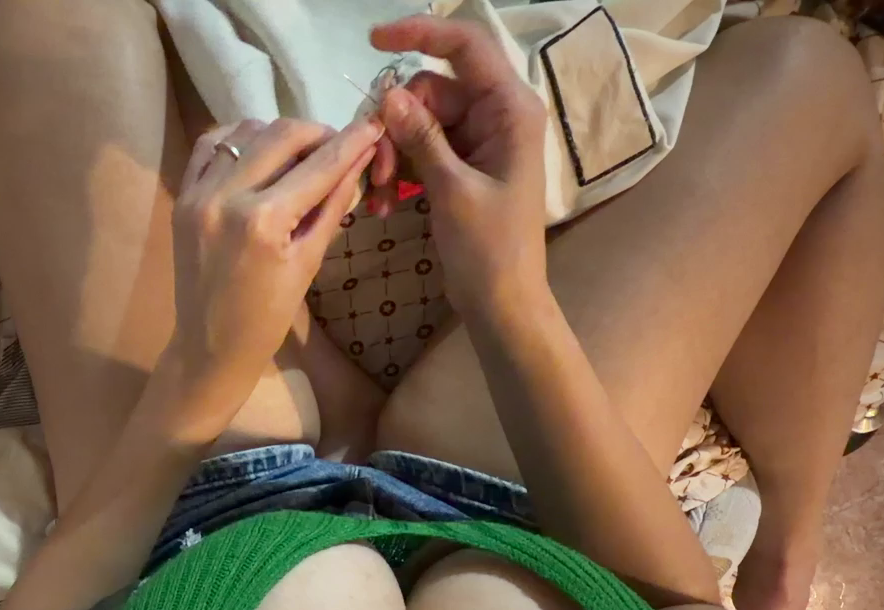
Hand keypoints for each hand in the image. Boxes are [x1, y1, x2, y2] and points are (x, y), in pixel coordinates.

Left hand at [166, 116, 379, 438]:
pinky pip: (211, 146)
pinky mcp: (183, 198)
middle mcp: (227, 197)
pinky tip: (257, 153)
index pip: (319, 165)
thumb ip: (332, 206)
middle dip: (317, 133)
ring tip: (298, 157)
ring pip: (247, 132)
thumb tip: (359, 160)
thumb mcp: (307, 264)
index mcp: (263, 221)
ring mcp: (199, 195)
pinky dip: (238, 139)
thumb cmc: (266, 320)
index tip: (373, 125)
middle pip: (283, 134)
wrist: (209, 348)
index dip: (351, 142)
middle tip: (336, 147)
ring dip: (279, 135)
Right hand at [366, 15, 551, 320]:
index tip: (374, 40)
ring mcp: (475, 145)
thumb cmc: (489, 248)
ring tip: (379, 199)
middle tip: (376, 173)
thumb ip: (422, 139)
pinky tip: (384, 205)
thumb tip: (389, 95)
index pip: (466, 48)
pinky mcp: (459, 170)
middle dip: (396, 127)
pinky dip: (399, 175)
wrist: (500, 302)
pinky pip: (421, 155)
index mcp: (509, 110)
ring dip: (392, 157)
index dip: (421, 34)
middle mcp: (494, 117)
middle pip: (431, 93)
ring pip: (419, 126)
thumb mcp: (452, 190)